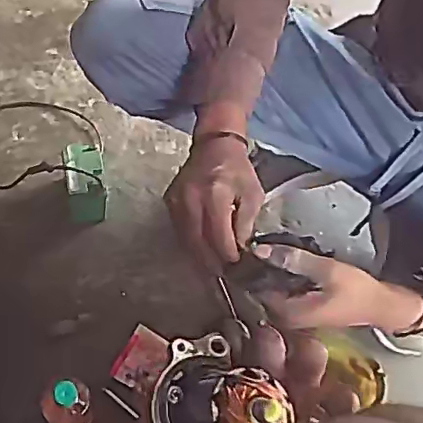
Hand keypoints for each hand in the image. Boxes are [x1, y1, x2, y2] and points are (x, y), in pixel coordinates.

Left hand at [125, 324, 315, 422]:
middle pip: (278, 393)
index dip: (248, 358)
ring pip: (309, 417)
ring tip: (319, 364)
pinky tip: (349, 407)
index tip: (256, 338)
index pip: (239, 383)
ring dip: (317, 387)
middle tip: (289, 346)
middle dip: (285, 364)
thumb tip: (162, 366)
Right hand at [166, 133, 264, 270]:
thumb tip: (240, 250)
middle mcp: (191, 198)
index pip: (218, 235)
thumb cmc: (237, 170)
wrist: (214, 145)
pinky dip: (190, 244)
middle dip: (209, 263)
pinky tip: (200, 253)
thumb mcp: (252, 194)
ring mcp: (177, 200)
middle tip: (221, 276)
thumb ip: (245, 224)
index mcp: (215, 194)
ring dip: (198, 257)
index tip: (235, 265)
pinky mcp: (170, 201)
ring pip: (185, 239)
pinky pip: (179, 230)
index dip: (226, 254)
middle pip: (197, 241)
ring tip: (211, 270)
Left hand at [250, 244, 421, 331]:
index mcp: (286, 312)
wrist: (380, 306)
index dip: (248, 268)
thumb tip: (260, 249)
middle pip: (259, 290)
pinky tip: (281, 260)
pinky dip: (280, 277)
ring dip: (268, 272)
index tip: (244, 247)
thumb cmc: (357, 290)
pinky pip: (281, 291)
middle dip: (257, 269)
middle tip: (253, 243)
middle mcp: (284, 318)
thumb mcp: (327, 270)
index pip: (252, 289)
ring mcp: (292, 316)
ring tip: (265, 247)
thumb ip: (294, 259)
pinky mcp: (300, 309)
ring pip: (270, 290)